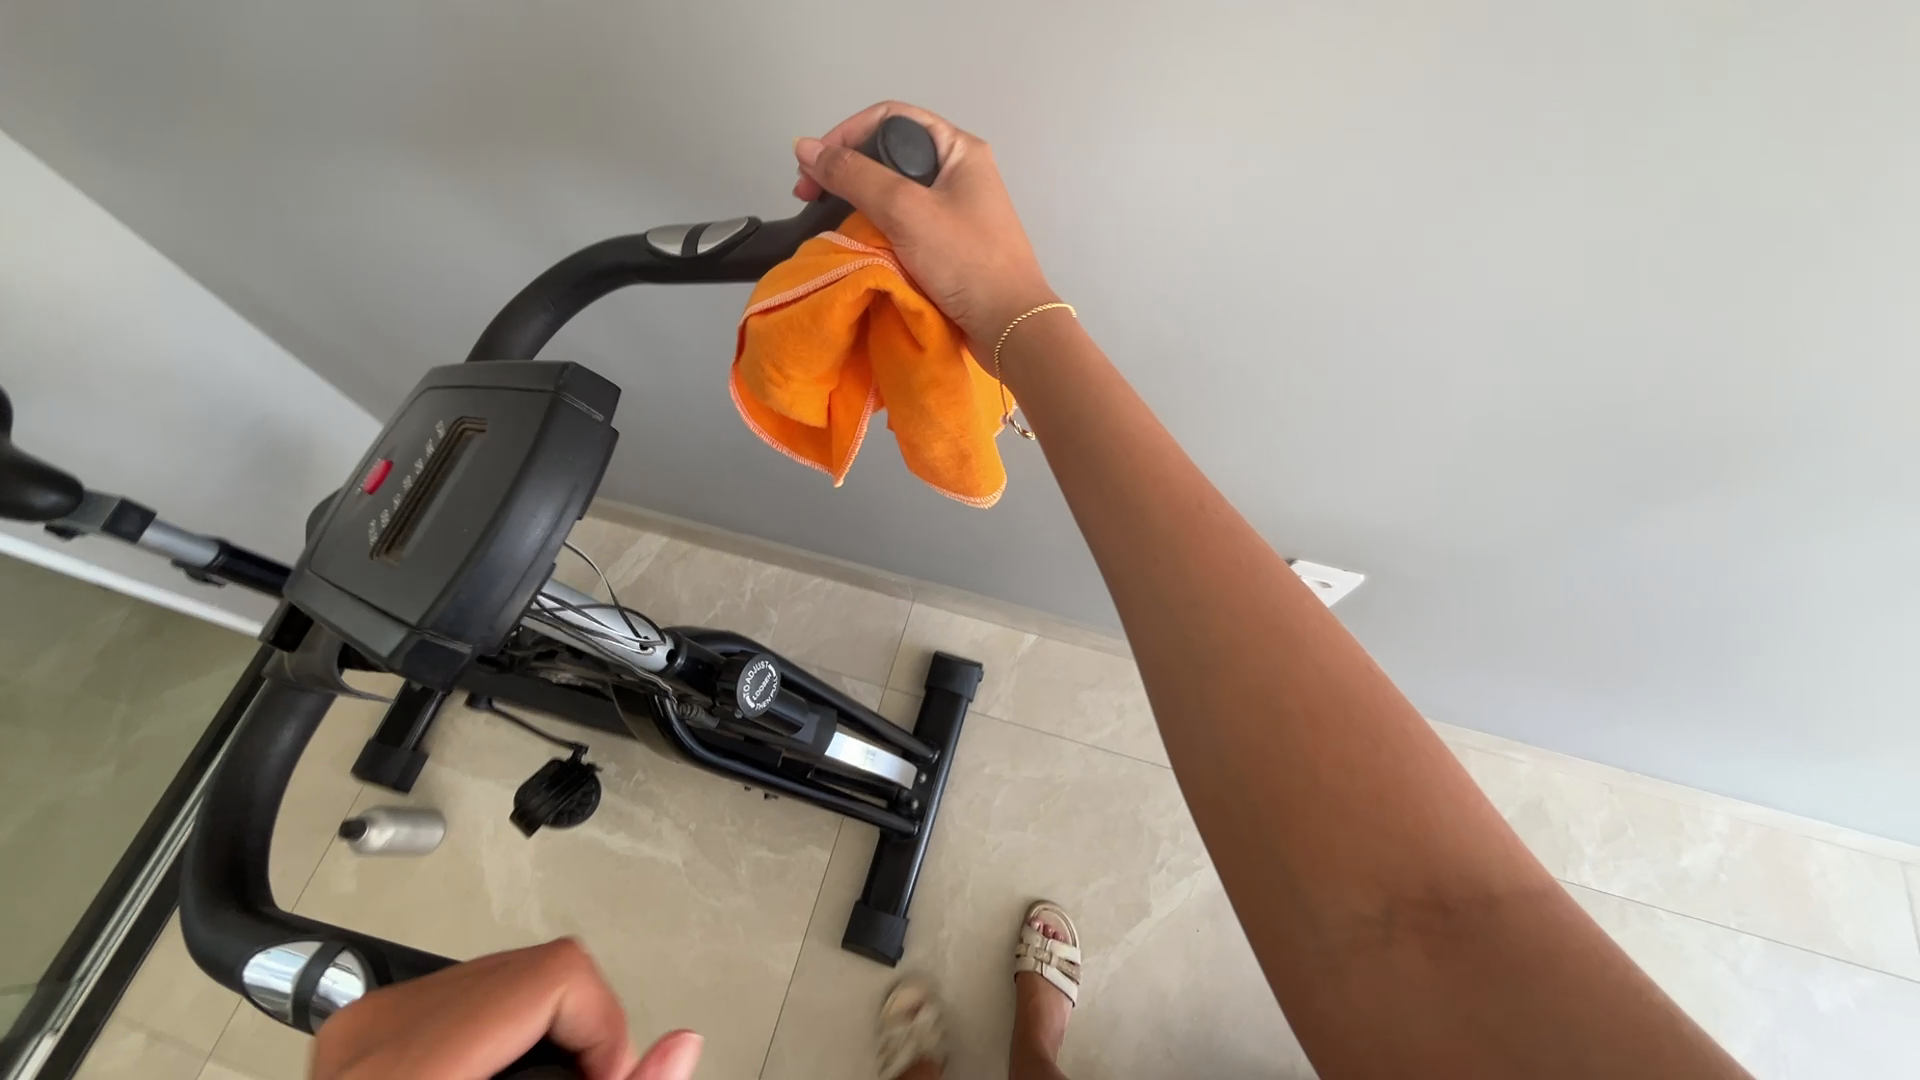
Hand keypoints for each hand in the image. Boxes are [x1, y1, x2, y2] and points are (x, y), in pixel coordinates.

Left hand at [311, 939, 701, 1079]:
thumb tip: (685, 1042)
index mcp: (407, 1072)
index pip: (556, 974)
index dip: (604, 1027)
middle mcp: (376, 1032)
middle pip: (542, 969)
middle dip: (581, 1033)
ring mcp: (364, 1026)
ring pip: (511, 975)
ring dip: (547, 1030)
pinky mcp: (364, 1029)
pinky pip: (473, 992)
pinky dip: (508, 1030)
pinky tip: (504, 1076)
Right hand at [794, 101, 1057, 349]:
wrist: (1009, 328)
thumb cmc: (965, 262)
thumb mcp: (905, 210)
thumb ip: (853, 176)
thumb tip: (805, 148)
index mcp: (958, 149)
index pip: (889, 119)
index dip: (843, 135)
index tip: (811, 167)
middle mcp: (958, 174)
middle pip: (889, 156)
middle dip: (847, 173)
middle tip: (811, 198)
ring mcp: (955, 213)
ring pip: (893, 196)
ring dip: (859, 206)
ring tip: (830, 225)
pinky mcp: (949, 248)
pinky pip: (903, 228)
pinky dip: (877, 233)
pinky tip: (859, 246)